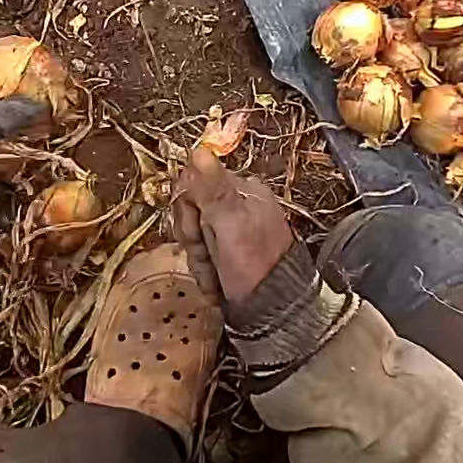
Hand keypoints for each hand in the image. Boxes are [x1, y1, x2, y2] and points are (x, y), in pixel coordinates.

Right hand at [171, 148, 294, 308]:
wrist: (275, 312)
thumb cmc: (255, 267)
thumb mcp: (230, 225)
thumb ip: (213, 190)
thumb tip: (200, 150)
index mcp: (244, 190)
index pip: (195, 183)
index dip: (187, 209)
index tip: (193, 229)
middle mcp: (240, 204)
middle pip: (192, 209)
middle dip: (193, 238)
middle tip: (205, 257)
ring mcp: (236, 229)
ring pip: (195, 234)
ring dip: (199, 259)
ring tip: (213, 277)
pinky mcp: (232, 252)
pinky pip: (204, 253)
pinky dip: (205, 270)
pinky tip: (215, 284)